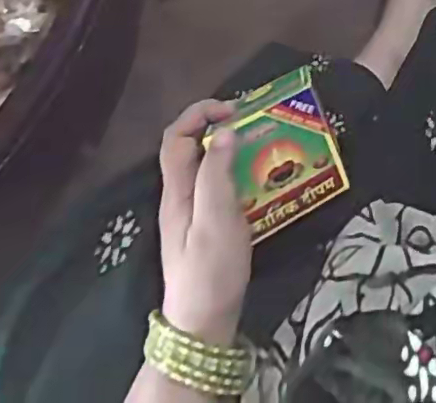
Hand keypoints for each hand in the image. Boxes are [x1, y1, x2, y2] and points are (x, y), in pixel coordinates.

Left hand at [157, 99, 249, 346]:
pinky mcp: (207, 223)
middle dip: (215, 124)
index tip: (233, 110)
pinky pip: (216, 182)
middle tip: (251, 121)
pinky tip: (257, 176)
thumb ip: (217, 174)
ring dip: (227, 145)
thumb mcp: (216, 220)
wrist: (203, 325)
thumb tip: (224, 131)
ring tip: (259, 142)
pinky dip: (234, 168)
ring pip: (204, 163)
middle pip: (188, 146)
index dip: (199, 113)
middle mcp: (181, 194)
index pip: (176, 136)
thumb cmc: (210, 270)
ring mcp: (192, 210)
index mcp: (178, 190)